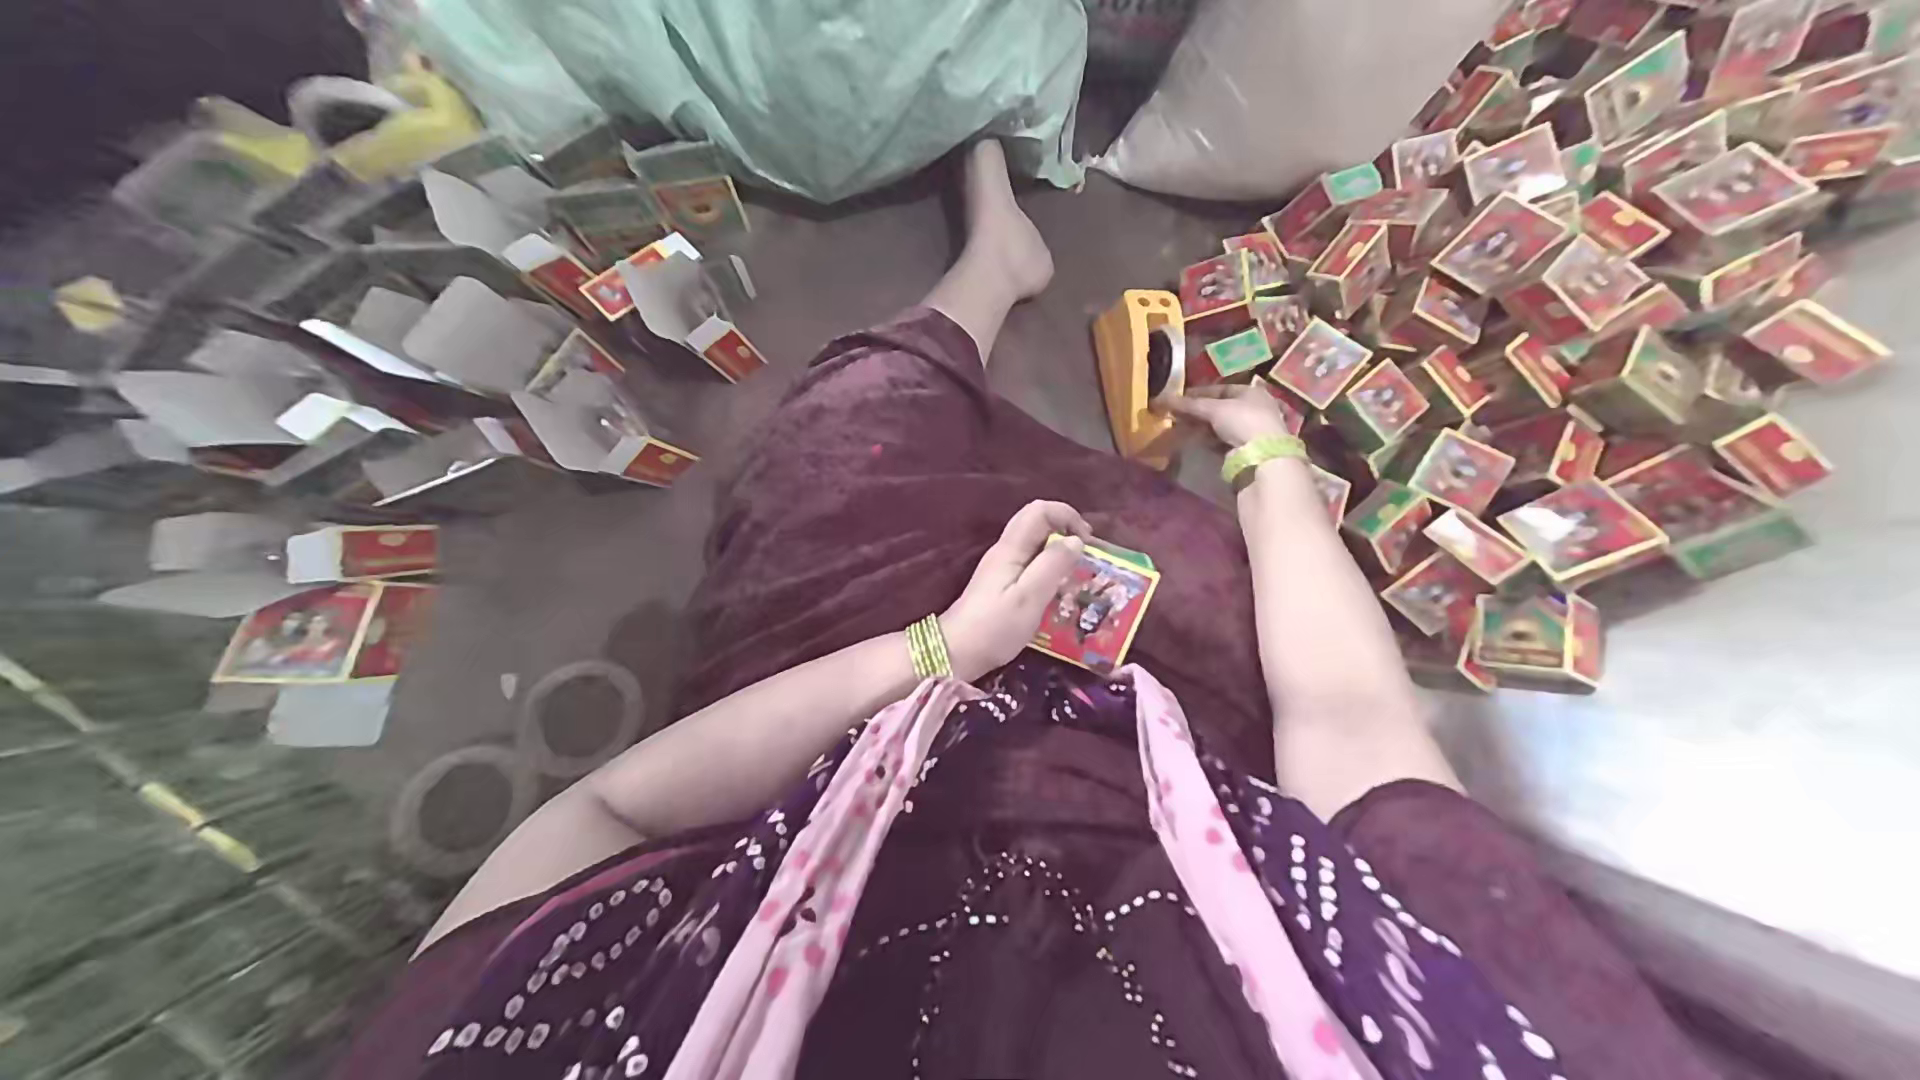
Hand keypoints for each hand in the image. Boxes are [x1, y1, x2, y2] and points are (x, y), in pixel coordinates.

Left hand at [940, 500, 1092, 680]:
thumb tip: (1076, 540)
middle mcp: (1004, 550)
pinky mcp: (1000, 582)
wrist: (957, 652)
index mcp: (1010, 549)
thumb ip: (1053, 566)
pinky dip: (1048, 562)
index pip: (1039, 510)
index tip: (1087, 540)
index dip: (1066, 515)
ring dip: (1057, 546)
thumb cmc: (995, 627)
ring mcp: (1000, 565)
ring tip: (1076, 569)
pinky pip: (1029, 559)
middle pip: (1035, 520)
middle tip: (1086, 552)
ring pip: (1033, 540)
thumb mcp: (1030, 598)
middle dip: (1064, 527)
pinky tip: (1057, 585)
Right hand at [1166, 384, 1295, 448]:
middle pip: (1219, 407)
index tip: (1179, 398)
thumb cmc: (1241, 420)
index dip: (1198, 393)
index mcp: (1251, 392)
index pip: (1220, 389)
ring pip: (1219, 424)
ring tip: (1182, 427)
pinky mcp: (1245, 446)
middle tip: (1176, 414)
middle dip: (1197, 411)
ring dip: (1201, 426)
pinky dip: (1209, 439)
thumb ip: (1190, 404)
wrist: (1261, 453)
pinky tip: (1196, 440)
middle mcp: (1252, 407)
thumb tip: (1162, 398)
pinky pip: (1222, 439)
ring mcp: (1249, 428)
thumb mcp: (1214, 408)